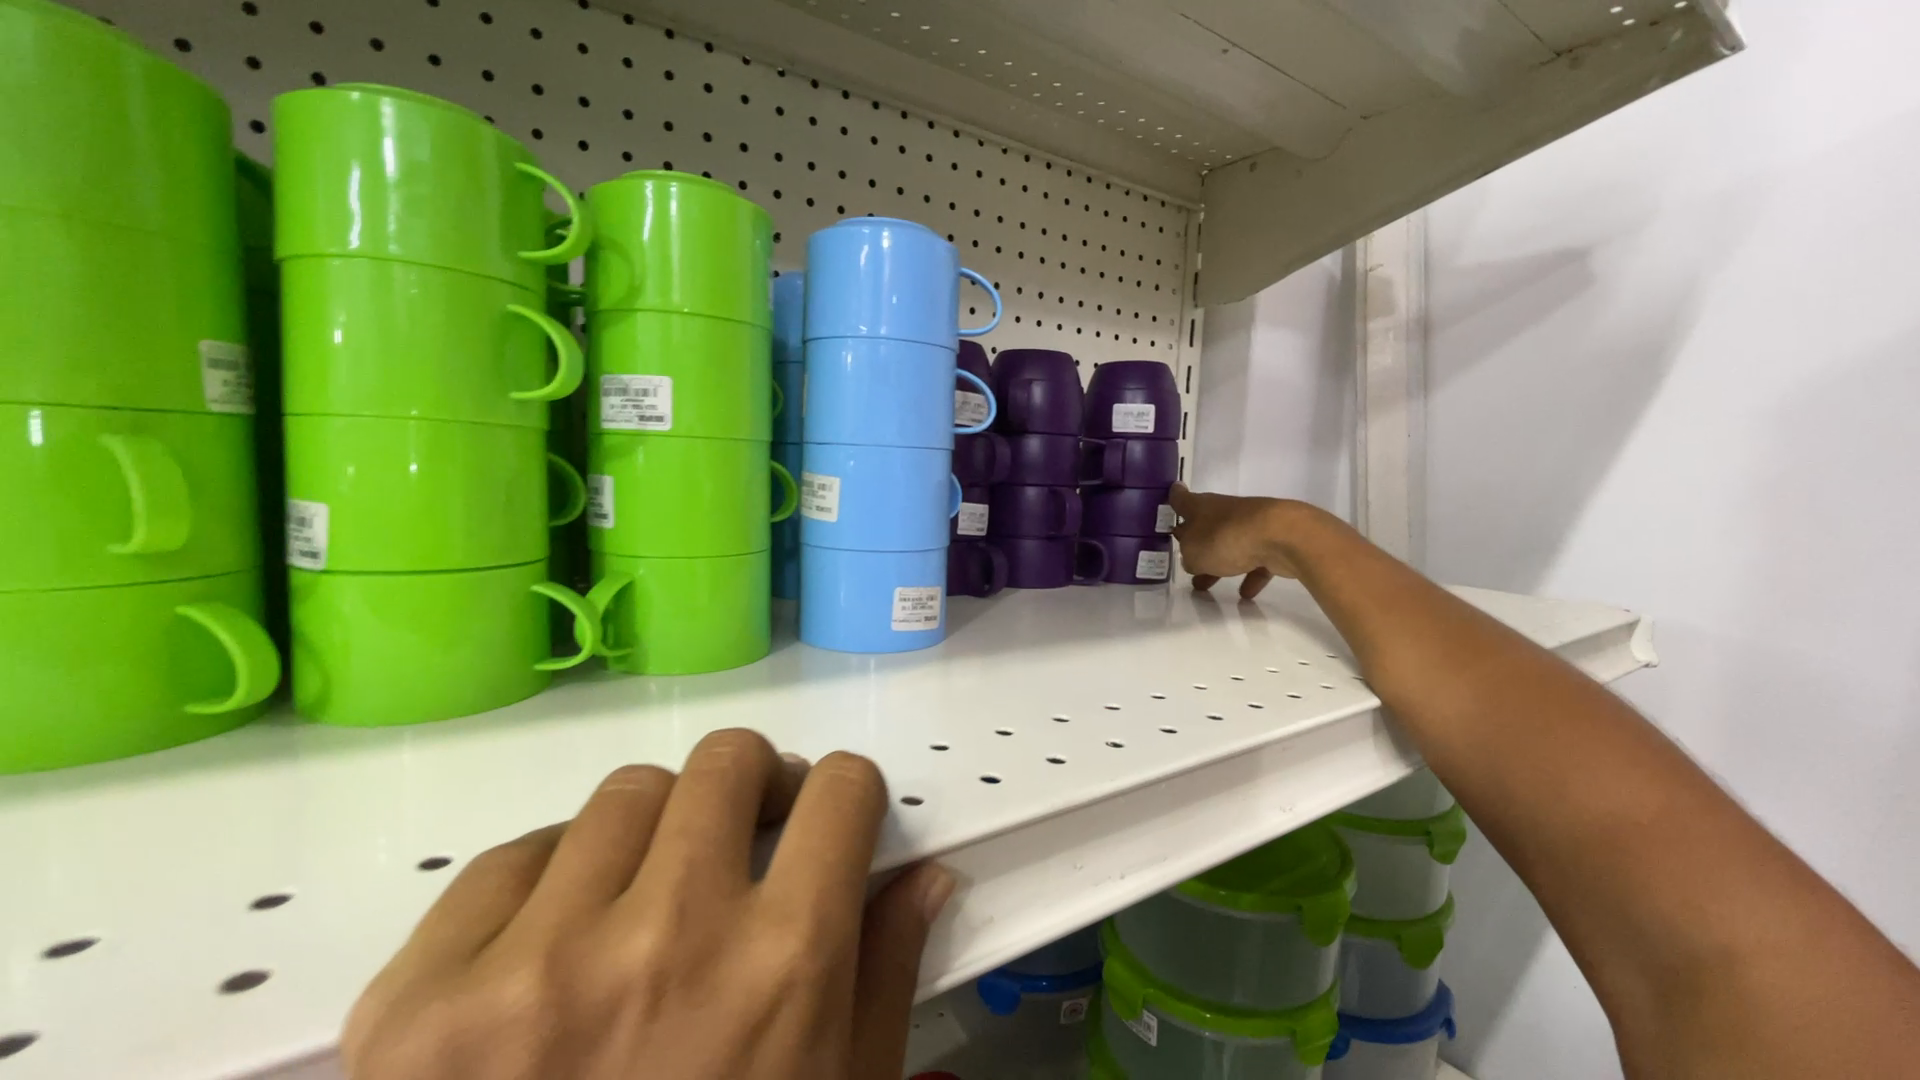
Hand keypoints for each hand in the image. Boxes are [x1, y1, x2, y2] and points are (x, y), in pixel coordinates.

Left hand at [342, 729, 955, 1079]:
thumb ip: (886, 973)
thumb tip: (926, 872)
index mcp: (784, 966)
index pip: (840, 792)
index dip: (845, 794)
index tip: (828, 817)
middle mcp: (670, 934)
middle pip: (729, 761)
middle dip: (754, 784)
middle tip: (745, 831)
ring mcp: (535, 960)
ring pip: (626, 794)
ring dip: (656, 829)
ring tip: (647, 893)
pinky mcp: (418, 997)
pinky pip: (510, 860)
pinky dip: (550, 882)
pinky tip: (553, 947)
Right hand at [1168, 484, 1304, 599]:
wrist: (1281, 536)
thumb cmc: (1225, 538)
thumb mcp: (1193, 553)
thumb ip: (1188, 556)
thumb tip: (1192, 557)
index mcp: (1200, 508)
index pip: (1181, 499)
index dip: (1174, 498)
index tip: (1170, 497)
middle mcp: (1224, 511)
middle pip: (1204, 526)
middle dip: (1195, 545)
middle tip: (1186, 562)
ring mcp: (1249, 524)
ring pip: (1229, 545)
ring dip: (1219, 564)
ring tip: (1206, 587)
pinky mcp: (1272, 540)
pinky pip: (1256, 560)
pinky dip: (1250, 575)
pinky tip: (1246, 594)